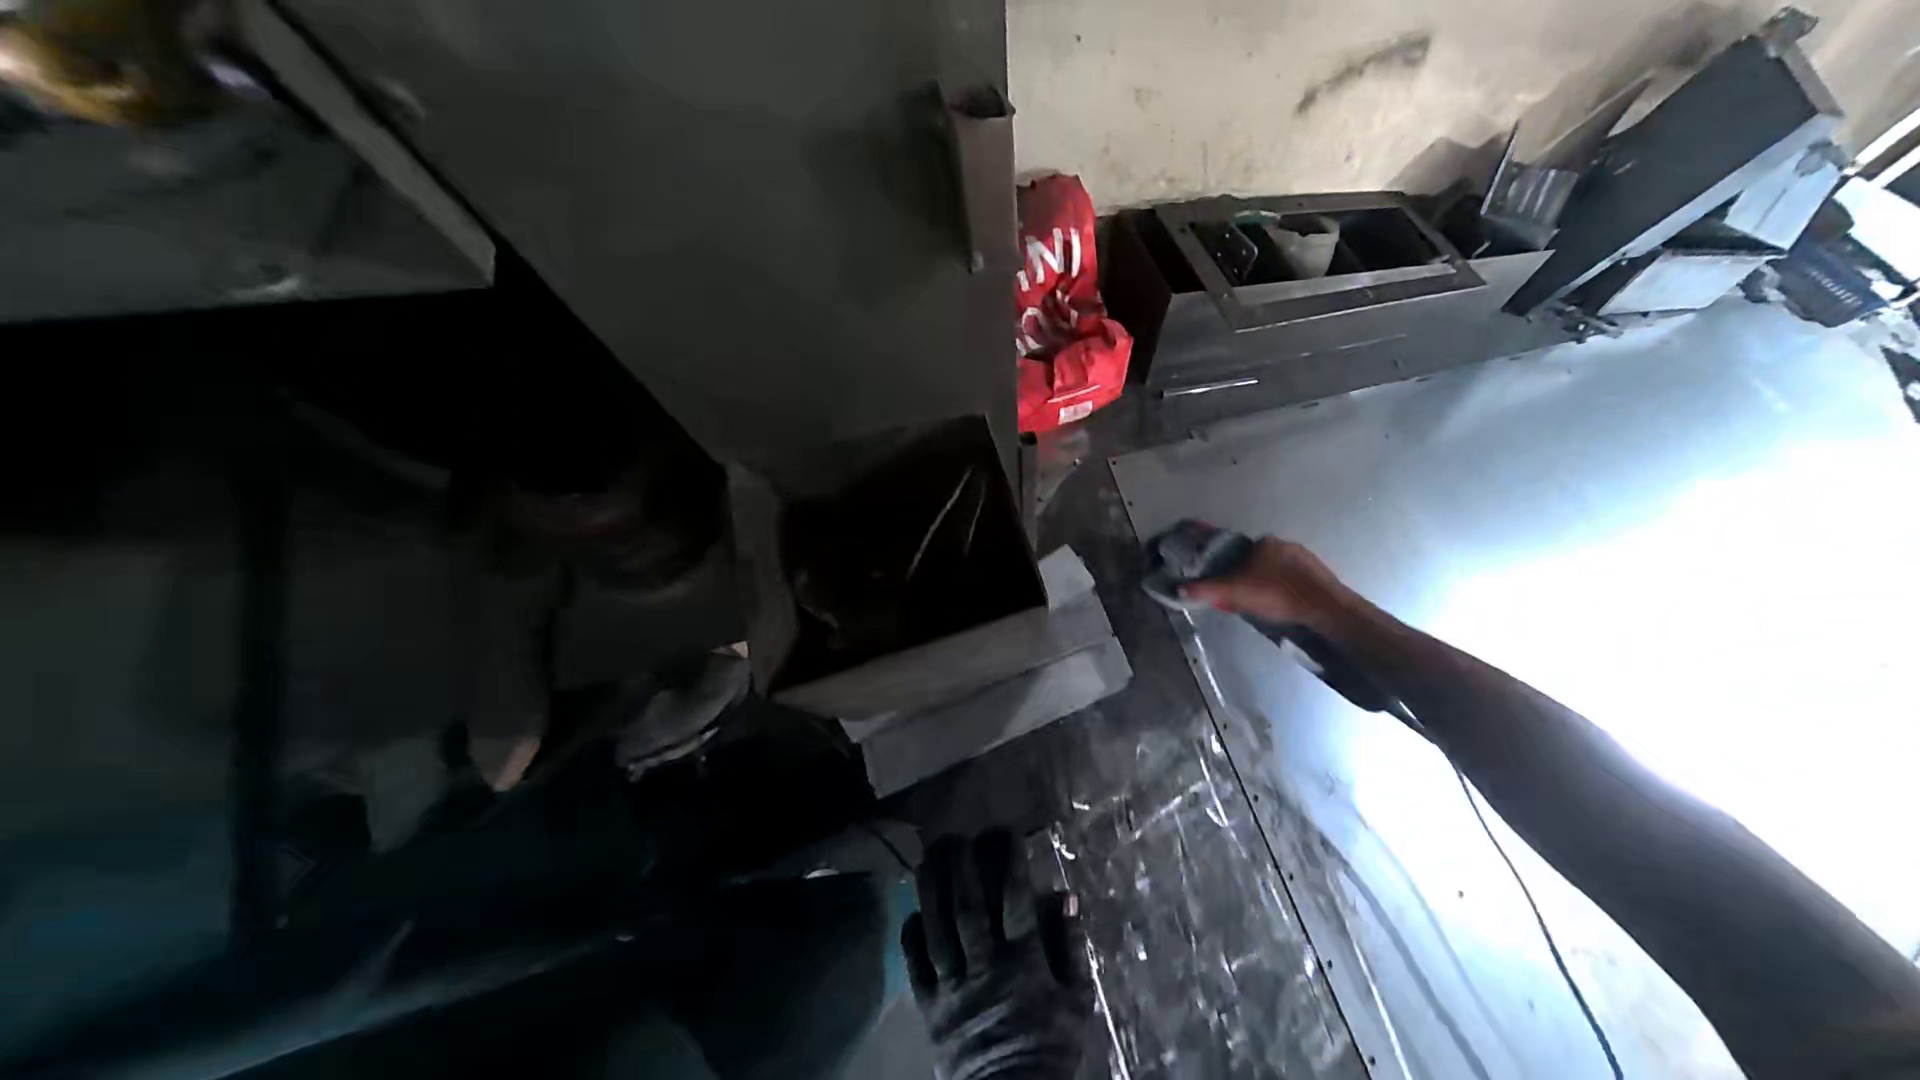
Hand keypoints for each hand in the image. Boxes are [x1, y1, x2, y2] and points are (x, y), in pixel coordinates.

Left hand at [902, 832, 1090, 1079]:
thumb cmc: (1050, 1048)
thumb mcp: (1076, 1001)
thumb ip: (1071, 947)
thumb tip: (1066, 894)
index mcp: (1025, 966)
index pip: (1016, 901)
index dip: (1010, 862)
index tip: (1005, 833)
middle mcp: (986, 968)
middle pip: (970, 907)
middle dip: (962, 866)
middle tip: (957, 835)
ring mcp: (953, 988)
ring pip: (938, 928)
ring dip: (932, 888)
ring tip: (929, 855)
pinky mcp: (929, 1008)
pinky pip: (915, 965)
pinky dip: (912, 934)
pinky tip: (913, 909)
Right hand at [1179, 537, 1357, 630]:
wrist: (1324, 608)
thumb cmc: (1276, 594)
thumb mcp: (1234, 593)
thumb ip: (1206, 589)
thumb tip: (1179, 588)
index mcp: (1265, 543)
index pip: (1240, 554)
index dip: (1232, 571)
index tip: (1231, 588)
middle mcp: (1286, 544)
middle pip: (1259, 562)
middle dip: (1251, 579)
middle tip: (1247, 600)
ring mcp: (1307, 558)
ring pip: (1279, 572)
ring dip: (1270, 586)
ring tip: (1268, 607)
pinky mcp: (1321, 574)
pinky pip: (1296, 581)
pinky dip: (1288, 591)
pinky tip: (1287, 607)